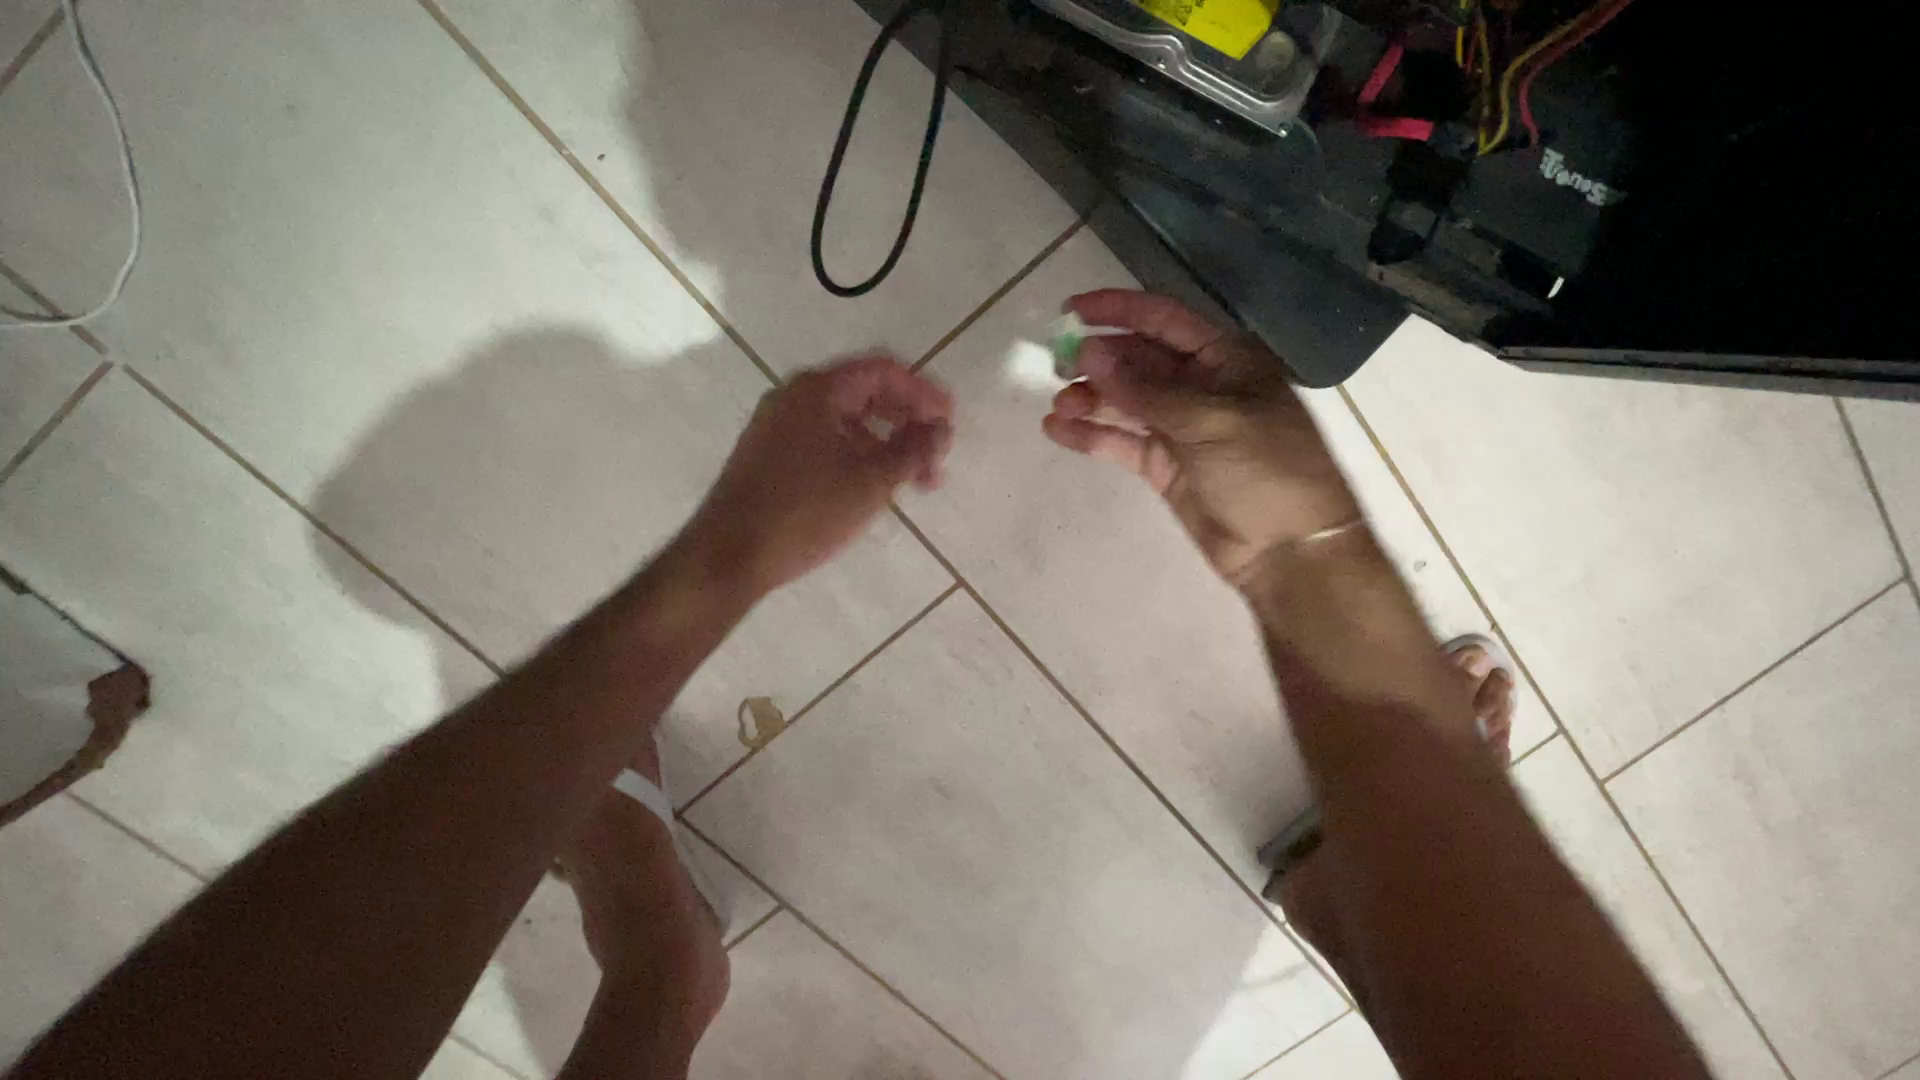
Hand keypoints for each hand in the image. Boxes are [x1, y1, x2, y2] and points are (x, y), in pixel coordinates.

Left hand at [681, 354, 952, 594]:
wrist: (730, 554)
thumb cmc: (806, 511)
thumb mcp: (871, 481)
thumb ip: (913, 450)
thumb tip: (941, 429)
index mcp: (817, 390)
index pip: (884, 372)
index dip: (924, 394)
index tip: (950, 424)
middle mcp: (794, 397)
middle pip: (866, 394)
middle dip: (908, 423)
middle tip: (935, 459)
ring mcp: (777, 427)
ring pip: (846, 422)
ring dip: (886, 445)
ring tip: (912, 483)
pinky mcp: (769, 456)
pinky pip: (825, 442)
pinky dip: (857, 457)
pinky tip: (872, 489)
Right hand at [1042, 290, 1360, 591]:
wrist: (1289, 548)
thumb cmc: (1266, 469)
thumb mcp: (1209, 420)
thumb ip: (1145, 389)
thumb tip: (1089, 353)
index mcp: (1225, 359)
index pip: (1164, 321)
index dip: (1118, 311)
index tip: (1070, 312)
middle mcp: (1201, 386)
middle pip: (1139, 360)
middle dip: (1099, 360)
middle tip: (1057, 367)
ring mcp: (1181, 428)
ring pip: (1125, 401)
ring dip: (1091, 398)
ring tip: (1060, 407)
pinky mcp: (1165, 466)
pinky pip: (1121, 441)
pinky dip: (1092, 435)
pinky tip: (1059, 431)